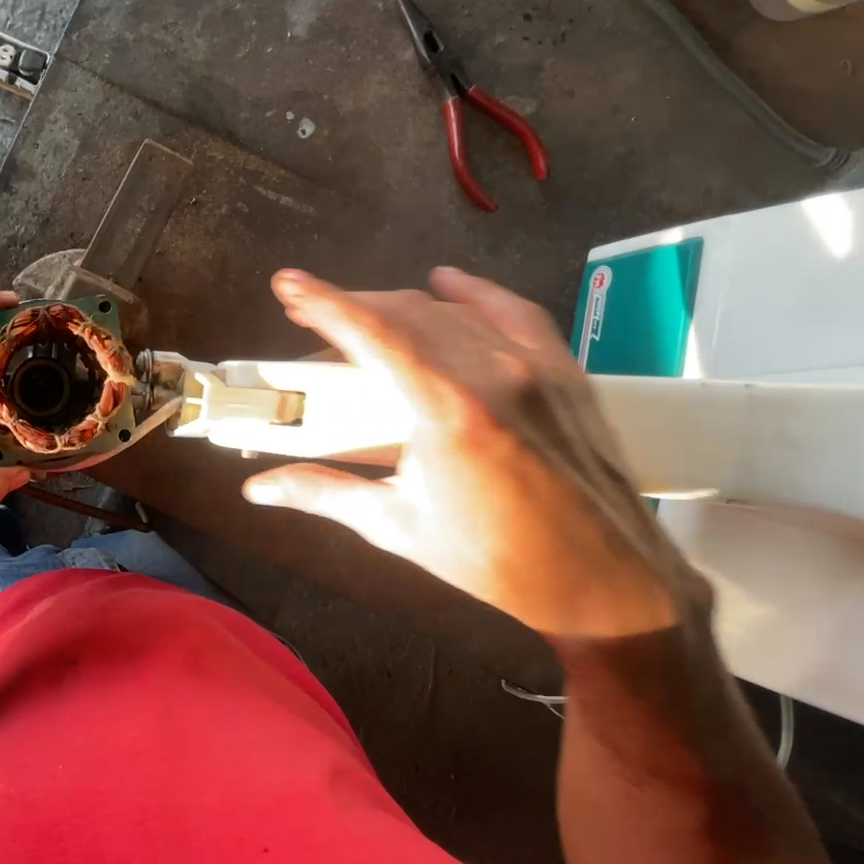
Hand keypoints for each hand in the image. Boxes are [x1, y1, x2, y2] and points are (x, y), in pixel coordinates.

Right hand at [242, 267, 705, 639]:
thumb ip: (323, 494)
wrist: (605, 580)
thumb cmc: (494, 560)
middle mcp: (494, 374)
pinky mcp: (564, 372)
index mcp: (448, 412)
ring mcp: (536, 367)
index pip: (374, 335)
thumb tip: (258, 489)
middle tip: (305, 310)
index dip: (325, 303)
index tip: (287, 283)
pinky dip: (472, 295)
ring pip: (453, 312)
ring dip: (397, 306)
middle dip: (350, 305)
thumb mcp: (397, 527)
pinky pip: (512, 314)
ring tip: (358, 313)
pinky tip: (445, 284)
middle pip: (407, 314)